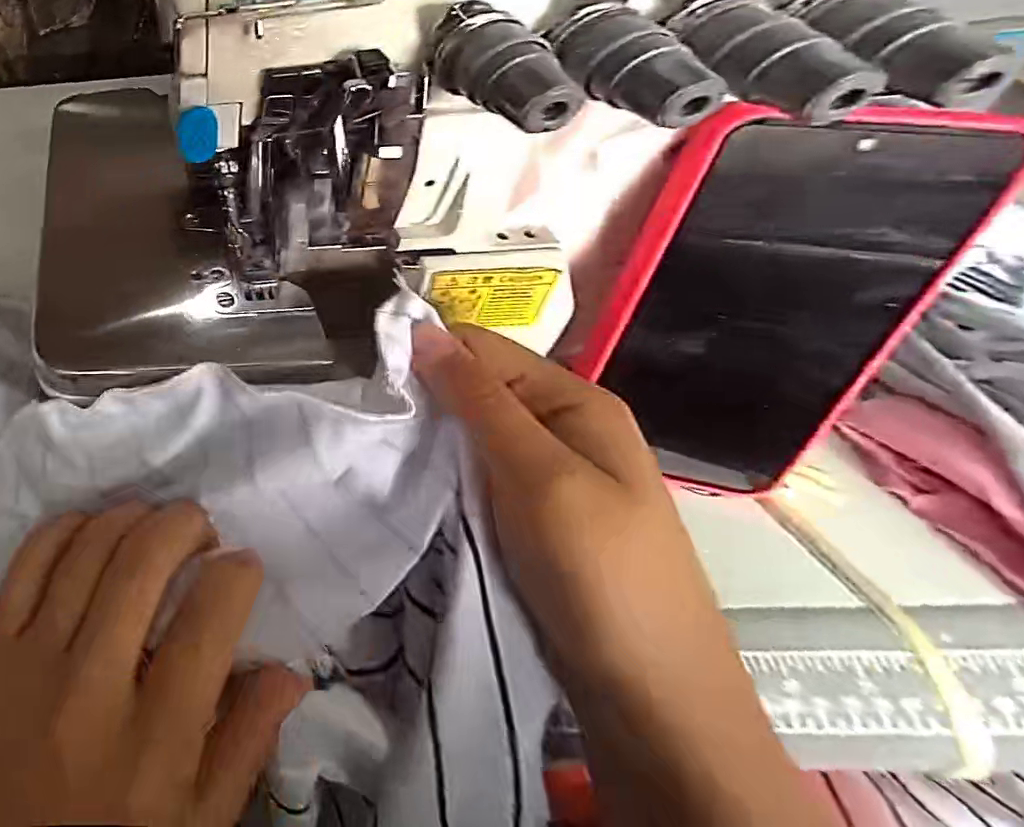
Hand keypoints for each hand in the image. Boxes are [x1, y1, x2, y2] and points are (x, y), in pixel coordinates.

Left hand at [0, 501, 309, 826]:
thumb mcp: (195, 823)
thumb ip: (246, 743)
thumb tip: (290, 670)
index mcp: (154, 740)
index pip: (207, 622)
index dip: (236, 573)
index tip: (243, 564)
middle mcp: (92, 689)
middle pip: (142, 565)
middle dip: (184, 524)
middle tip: (201, 528)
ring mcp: (34, 662)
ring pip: (87, 551)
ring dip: (131, 516)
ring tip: (154, 522)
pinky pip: (27, 563)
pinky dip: (65, 528)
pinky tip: (92, 526)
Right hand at [411, 324, 829, 826]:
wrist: (649, 695)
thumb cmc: (599, 571)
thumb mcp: (538, 474)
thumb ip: (480, 399)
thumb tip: (422, 330)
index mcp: (575, 401)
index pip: (483, 348)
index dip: (428, 354)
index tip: (374, 379)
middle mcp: (562, 425)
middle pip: (477, 386)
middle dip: (427, 396)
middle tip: (377, 421)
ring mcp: (547, 470)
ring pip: (471, 430)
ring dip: (433, 435)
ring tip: (387, 448)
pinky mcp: (529, 510)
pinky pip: (477, 469)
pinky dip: (446, 469)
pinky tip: (417, 479)